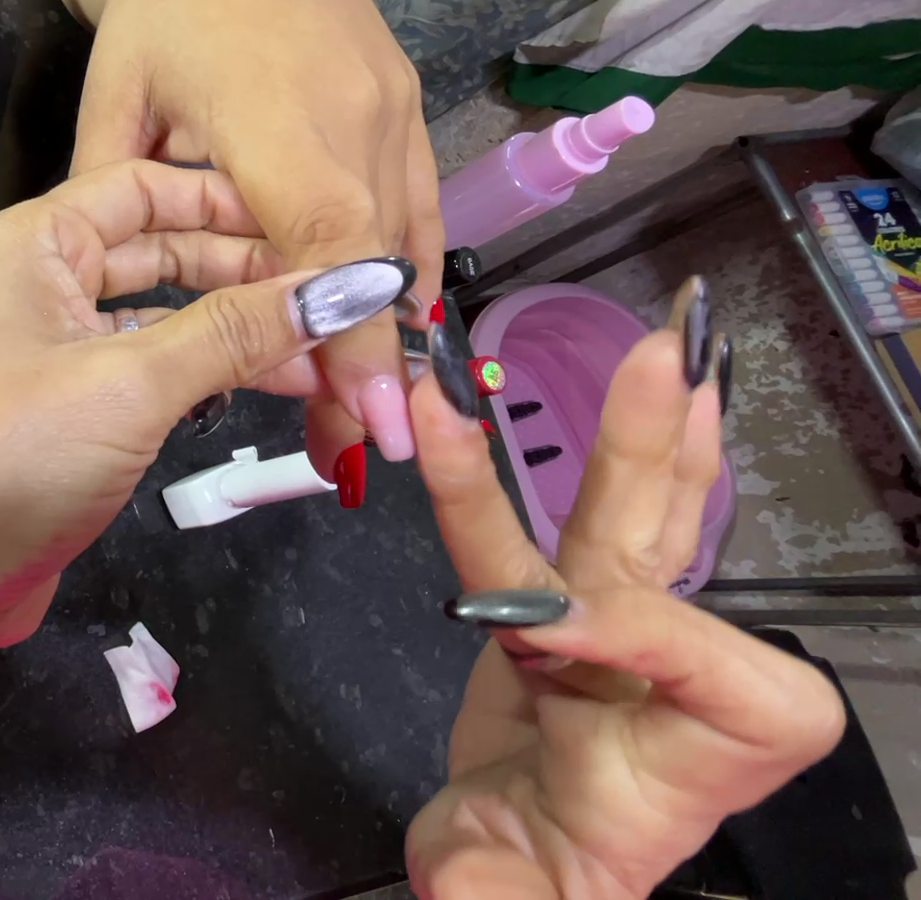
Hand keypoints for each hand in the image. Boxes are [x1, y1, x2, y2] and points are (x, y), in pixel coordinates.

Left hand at [0, 158, 412, 652]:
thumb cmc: (5, 454)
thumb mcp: (127, 383)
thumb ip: (237, 330)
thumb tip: (354, 284)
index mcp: (35, 242)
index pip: (147, 185)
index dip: (234, 201)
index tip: (325, 226)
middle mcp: (39, 284)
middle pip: (159, 253)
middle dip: (249, 276)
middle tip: (347, 305)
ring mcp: (49, 354)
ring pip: (158, 321)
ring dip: (236, 335)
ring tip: (331, 361)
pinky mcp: (63, 416)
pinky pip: (144, 377)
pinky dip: (201, 380)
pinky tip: (267, 391)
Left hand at [68, 0, 442, 479]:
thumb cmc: (154, 10)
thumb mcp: (111, 106)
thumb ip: (125, 199)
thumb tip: (131, 283)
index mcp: (271, 118)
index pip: (324, 242)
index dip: (346, 332)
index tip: (363, 414)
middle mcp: (352, 114)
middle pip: (375, 255)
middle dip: (372, 356)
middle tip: (365, 443)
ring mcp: (390, 103)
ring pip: (408, 233)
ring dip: (394, 322)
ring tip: (374, 405)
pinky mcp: (401, 100)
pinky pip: (414, 201)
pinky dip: (406, 266)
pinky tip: (390, 322)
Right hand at [406, 280, 844, 897]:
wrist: (511, 861)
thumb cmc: (516, 886)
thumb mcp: (499, 897)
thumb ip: (500, 893)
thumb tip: (472, 883)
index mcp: (674, 765)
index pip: (719, 680)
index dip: (636, 632)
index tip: (534, 627)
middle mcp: (658, 681)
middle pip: (678, 561)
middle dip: (664, 461)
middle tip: (665, 364)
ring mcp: (609, 635)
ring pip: (631, 519)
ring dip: (631, 432)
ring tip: (654, 347)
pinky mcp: (561, 608)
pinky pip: (573, 522)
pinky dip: (574, 460)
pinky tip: (594, 400)